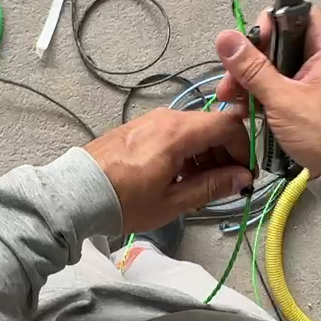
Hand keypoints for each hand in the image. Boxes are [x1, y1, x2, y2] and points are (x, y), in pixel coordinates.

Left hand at [85, 107, 253, 233]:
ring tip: (200, 185)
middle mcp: (167, 118)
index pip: (229, 124)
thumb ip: (211, 186)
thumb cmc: (125, 201)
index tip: (244, 174)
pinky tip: (180, 176)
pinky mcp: (140, 127)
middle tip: (226, 184)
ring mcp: (152, 120)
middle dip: (226, 153)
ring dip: (207, 153)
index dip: (244, 148)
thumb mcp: (173, 201)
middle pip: (213, 125)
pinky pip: (175, 132)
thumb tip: (242, 178)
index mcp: (178, 133)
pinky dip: (188, 150)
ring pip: (194, 128)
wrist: (76, 193)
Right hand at [213, 6, 320, 176]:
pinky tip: (245, 109)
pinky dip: (265, 95)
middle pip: (281, 42)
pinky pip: (284, 87)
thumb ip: (252, 68)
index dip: (270, 23)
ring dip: (253, 80)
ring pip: (278, 67)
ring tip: (232, 99)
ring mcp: (319, 80)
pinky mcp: (312, 101)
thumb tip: (225, 38)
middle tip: (231, 80)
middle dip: (252, 59)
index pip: (296, 13)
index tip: (250, 46)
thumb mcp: (282, 99)